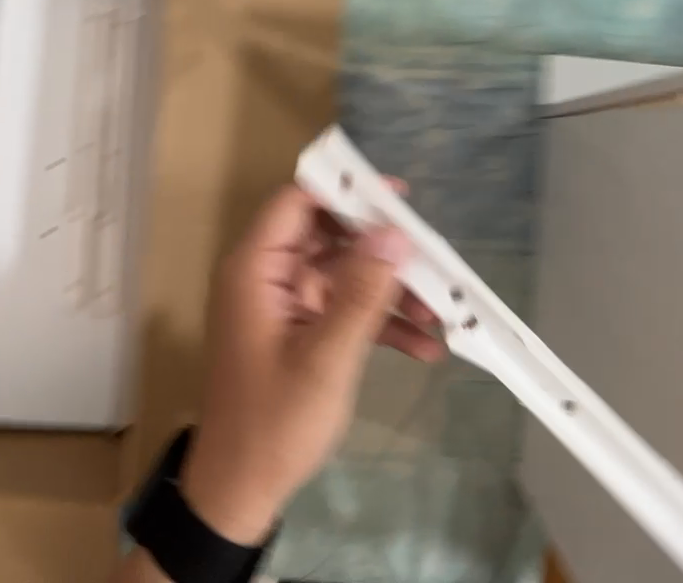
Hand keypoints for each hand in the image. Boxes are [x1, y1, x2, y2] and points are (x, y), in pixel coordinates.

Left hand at [180, 183, 445, 543]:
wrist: (241, 490)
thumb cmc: (274, 422)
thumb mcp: (325, 358)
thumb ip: (361, 293)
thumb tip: (394, 234)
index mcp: (255, 268)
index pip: (298, 202)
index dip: (345, 191)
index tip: (398, 198)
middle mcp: (268, 275)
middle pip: (329, 236)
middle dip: (381, 248)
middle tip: (433, 261)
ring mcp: (285, 304)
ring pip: (344, 274)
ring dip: (390, 291)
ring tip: (441, 314)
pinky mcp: (300, 330)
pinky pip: (343, 309)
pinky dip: (379, 322)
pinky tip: (425, 348)